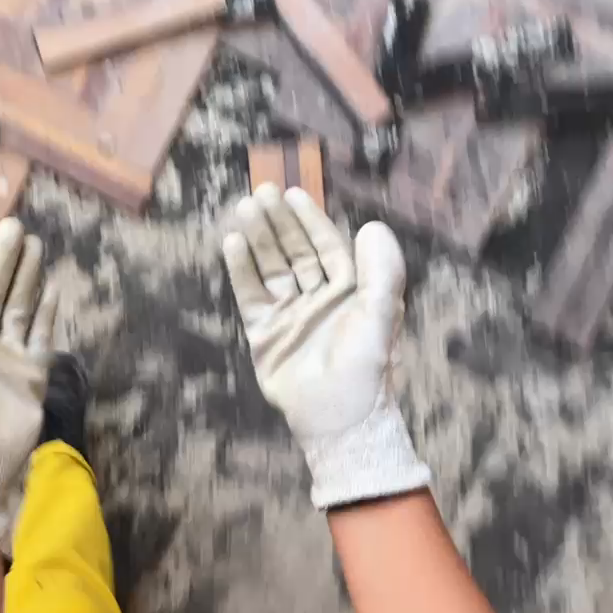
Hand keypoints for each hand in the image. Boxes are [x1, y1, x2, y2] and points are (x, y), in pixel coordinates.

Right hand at [221, 184, 428, 509]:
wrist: (336, 418)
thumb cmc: (365, 368)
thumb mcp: (380, 316)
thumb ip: (381, 271)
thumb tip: (371, 226)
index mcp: (349, 291)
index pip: (326, 246)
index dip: (310, 220)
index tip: (293, 194)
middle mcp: (318, 297)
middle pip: (294, 251)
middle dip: (278, 223)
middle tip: (260, 193)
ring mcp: (289, 313)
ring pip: (270, 268)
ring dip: (258, 239)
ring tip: (243, 210)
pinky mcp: (264, 332)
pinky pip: (250, 294)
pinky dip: (241, 270)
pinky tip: (232, 245)